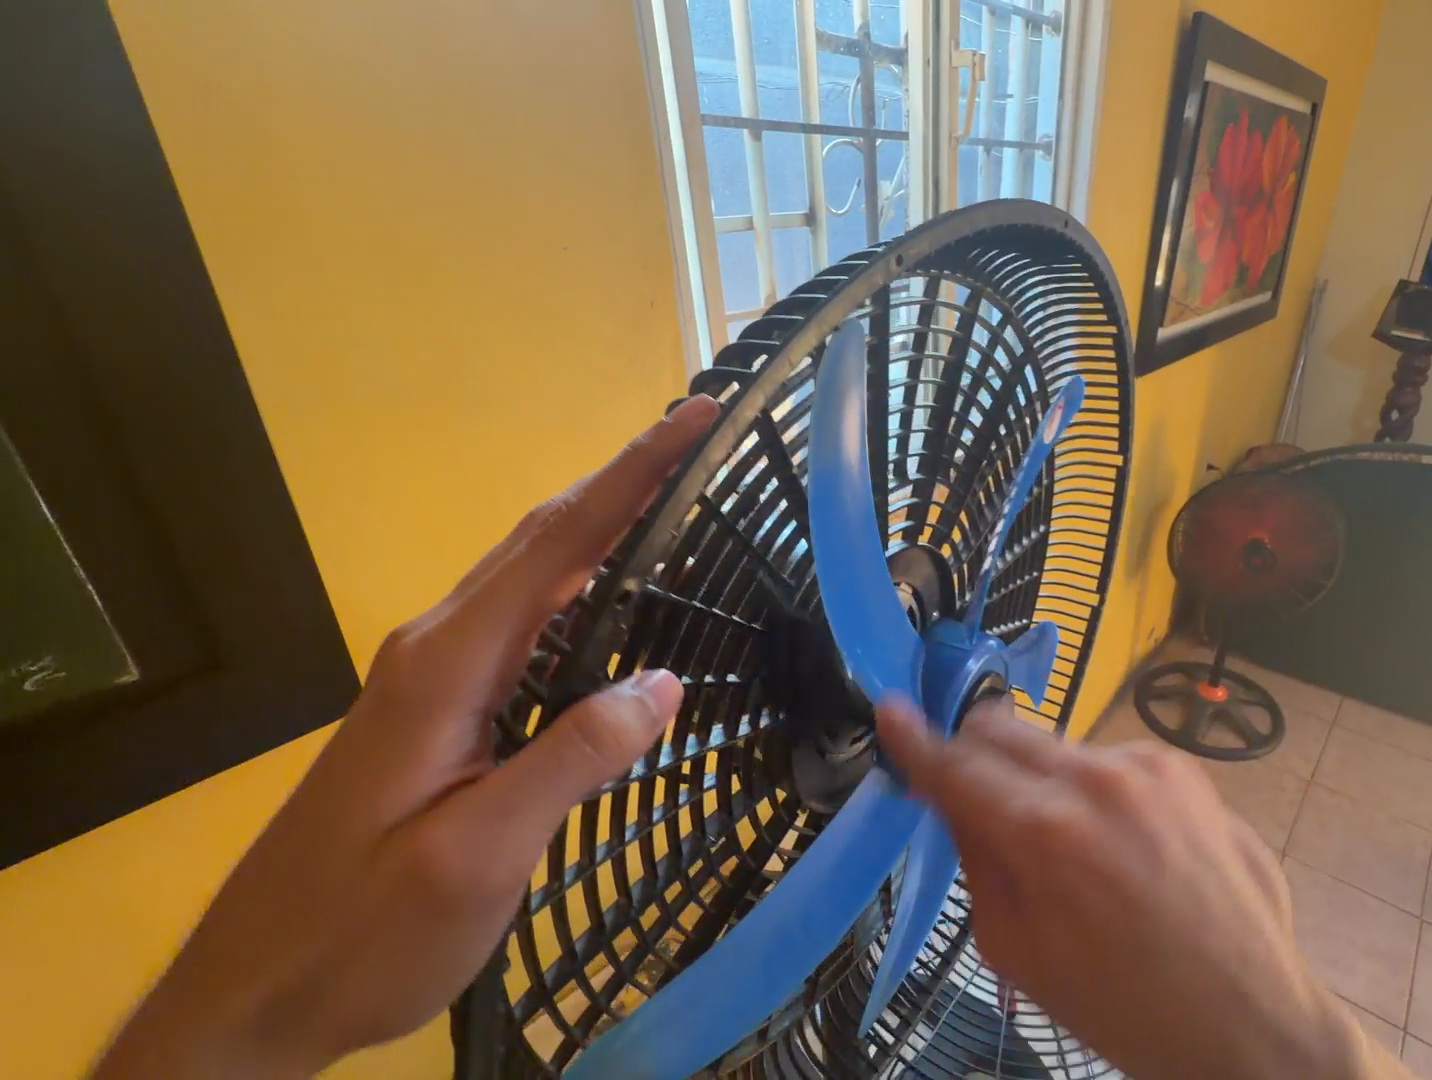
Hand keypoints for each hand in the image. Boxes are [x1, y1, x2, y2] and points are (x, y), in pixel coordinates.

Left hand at [93, 397, 720, 1077]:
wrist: (249, 996)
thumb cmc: (361, 929)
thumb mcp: (476, 855)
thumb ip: (571, 759)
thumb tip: (663, 684)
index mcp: (451, 662)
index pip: (560, 542)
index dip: (633, 474)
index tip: (694, 419)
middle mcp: (442, 644)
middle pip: (546, 535)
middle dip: (625, 476)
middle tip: (700, 437)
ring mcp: (438, 671)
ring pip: (536, 569)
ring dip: (605, 518)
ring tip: (676, 492)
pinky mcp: (445, 701)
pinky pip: (532, 615)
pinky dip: (585, 576)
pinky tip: (619, 587)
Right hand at [878, 699, 1408, 1079]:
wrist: (1248, 1018)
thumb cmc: (1120, 1005)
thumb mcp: (1016, 950)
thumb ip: (977, 856)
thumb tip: (955, 794)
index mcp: (1046, 834)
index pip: (957, 765)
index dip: (915, 741)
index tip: (891, 712)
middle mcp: (1095, 778)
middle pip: (1001, 727)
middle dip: (973, 750)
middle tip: (974, 788)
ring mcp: (1146, 764)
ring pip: (1055, 745)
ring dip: (1040, 778)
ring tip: (1074, 844)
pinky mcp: (1181, 766)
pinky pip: (1107, 761)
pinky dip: (1093, 790)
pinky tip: (1124, 842)